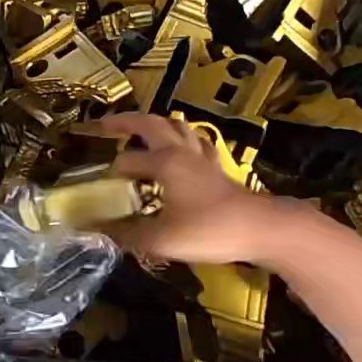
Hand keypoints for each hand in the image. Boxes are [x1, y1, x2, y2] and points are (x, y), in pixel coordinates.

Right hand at [99, 113, 316, 265]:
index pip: (126, 162)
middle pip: (150, 124)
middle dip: (124, 122)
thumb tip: (99, 231)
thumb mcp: (161, 239)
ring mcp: (202, 157)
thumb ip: (127, 234)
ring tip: (141, 132)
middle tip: (104, 125)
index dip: (109, 175)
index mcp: (164, 163)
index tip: (97, 190)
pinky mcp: (218, 167)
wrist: (264, 230)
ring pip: (177, 127)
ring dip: (156, 125)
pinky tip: (182, 147)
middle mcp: (181, 152)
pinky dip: (184, 140)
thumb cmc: (210, 230)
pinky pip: (198, 142)